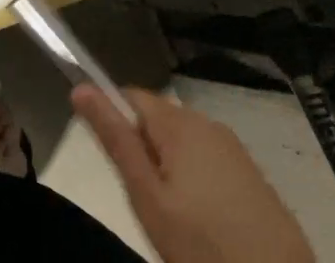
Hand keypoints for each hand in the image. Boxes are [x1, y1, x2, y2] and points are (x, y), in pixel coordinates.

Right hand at [73, 85, 315, 262]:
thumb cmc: (203, 246)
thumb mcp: (147, 196)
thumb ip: (116, 139)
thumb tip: (81, 88)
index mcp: (181, 124)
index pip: (130, 96)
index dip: (115, 121)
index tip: (119, 164)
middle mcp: (209, 125)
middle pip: (157, 119)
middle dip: (143, 149)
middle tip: (145, 198)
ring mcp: (236, 150)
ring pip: (182, 143)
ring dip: (168, 167)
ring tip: (174, 215)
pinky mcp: (253, 176)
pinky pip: (208, 161)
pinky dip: (196, 181)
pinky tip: (203, 222)